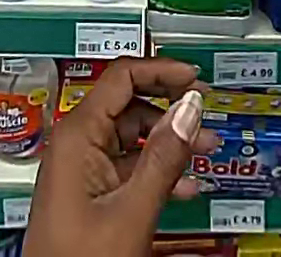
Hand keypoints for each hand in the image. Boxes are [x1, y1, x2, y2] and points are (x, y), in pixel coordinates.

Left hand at [23, 58, 216, 256]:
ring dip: (170, 140)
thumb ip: (163, 156)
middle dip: (171, 107)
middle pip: (130, 102)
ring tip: (204, 150)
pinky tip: (184, 184)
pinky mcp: (90, 193)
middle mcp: (77, 143)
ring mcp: (83, 168)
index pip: (123, 76)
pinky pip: (129, 164)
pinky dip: (158, 168)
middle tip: (203, 113)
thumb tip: (190, 107)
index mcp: (78, 134)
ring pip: (133, 135)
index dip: (161, 70)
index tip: (193, 78)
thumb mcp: (131, 211)